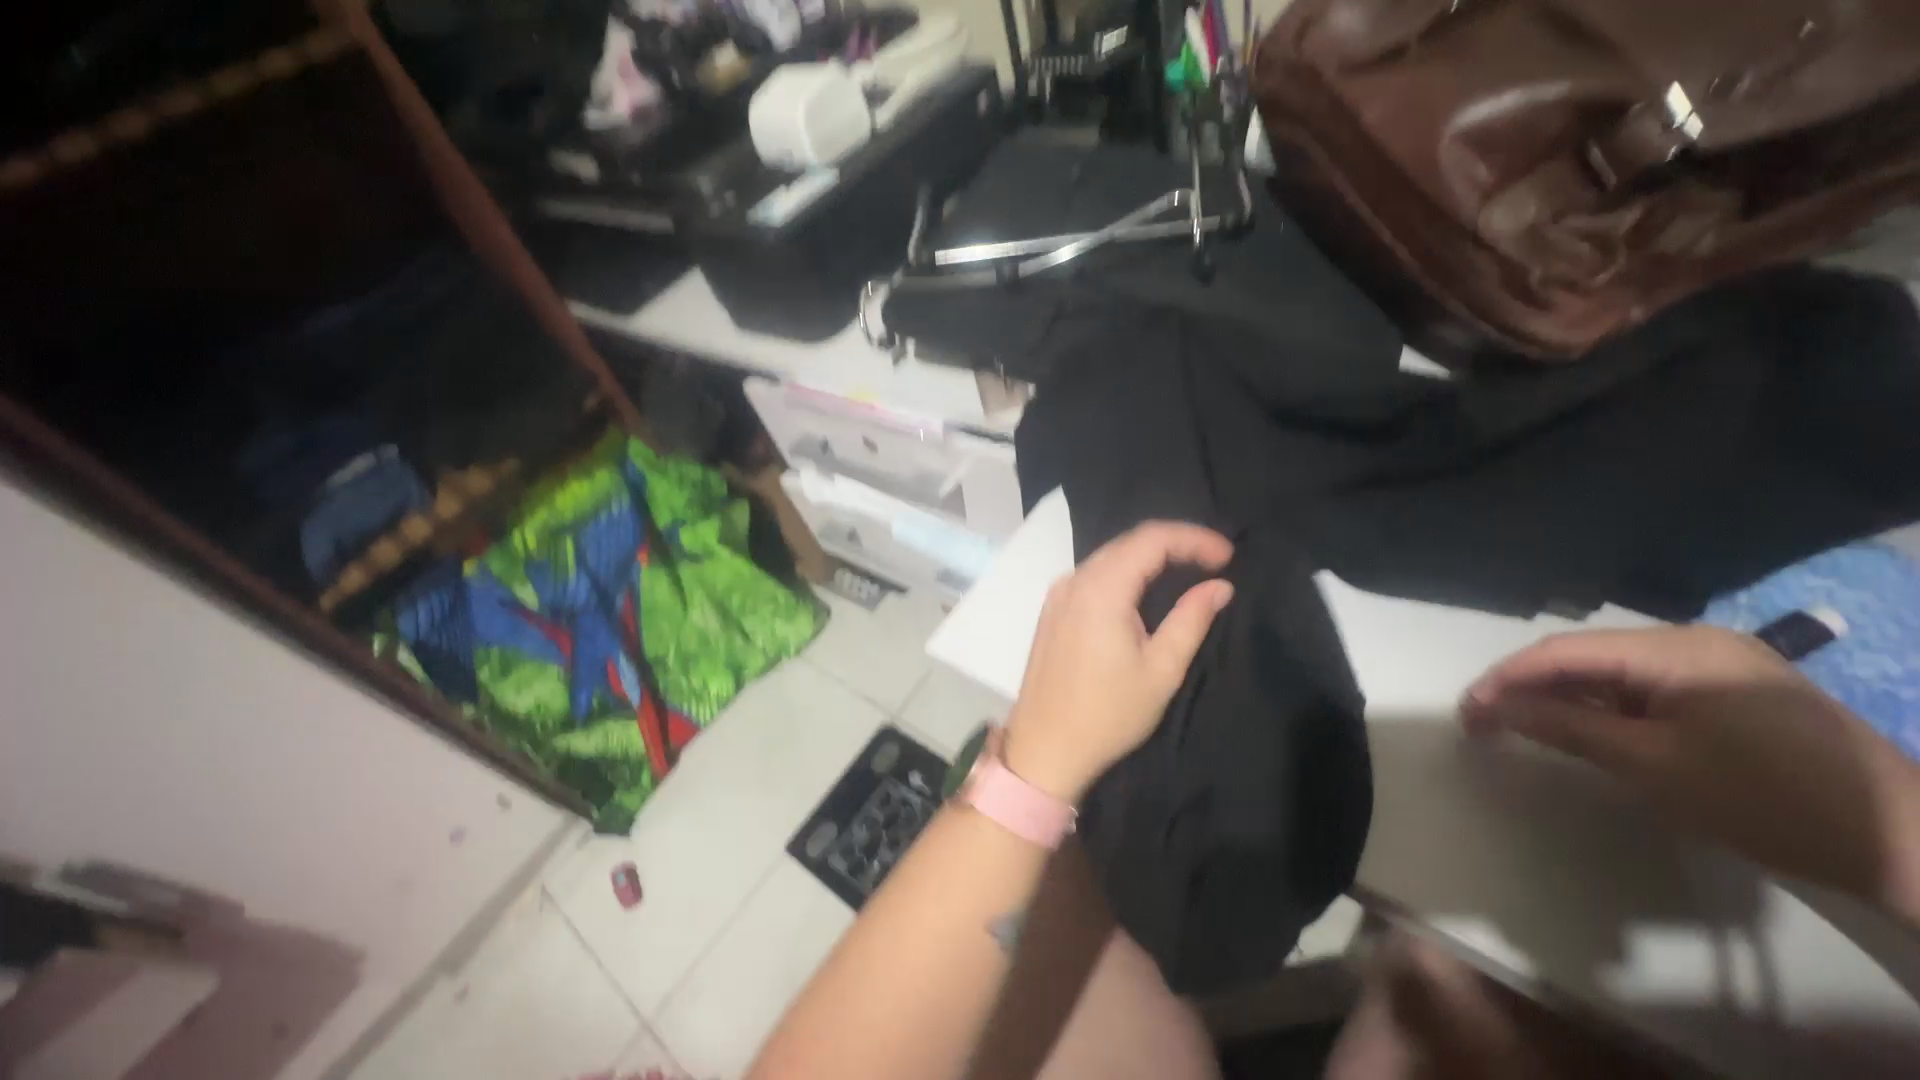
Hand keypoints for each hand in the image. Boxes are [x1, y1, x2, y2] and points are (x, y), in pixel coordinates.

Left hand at [1002, 522, 1235, 802]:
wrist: (1045, 748)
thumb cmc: (1108, 714)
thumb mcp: (1161, 670)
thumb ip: (1192, 619)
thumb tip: (1220, 586)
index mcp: (1101, 589)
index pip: (1152, 539)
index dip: (1194, 539)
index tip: (1229, 556)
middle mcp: (1075, 581)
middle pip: (1129, 542)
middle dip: (1175, 543)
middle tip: (1215, 561)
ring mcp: (1059, 595)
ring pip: (1110, 557)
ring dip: (1150, 557)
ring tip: (1189, 570)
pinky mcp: (1053, 611)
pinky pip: (1094, 576)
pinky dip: (1126, 573)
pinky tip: (1148, 590)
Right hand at [1461, 625, 1919, 919]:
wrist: (1902, 843)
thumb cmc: (1766, 798)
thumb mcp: (1653, 766)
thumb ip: (1567, 728)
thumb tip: (1498, 707)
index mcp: (1677, 649)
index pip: (1566, 651)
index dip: (1507, 678)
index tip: (1466, 710)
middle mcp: (1697, 643)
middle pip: (1590, 658)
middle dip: (1533, 688)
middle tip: (1486, 722)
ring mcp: (1723, 667)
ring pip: (1619, 676)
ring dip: (1569, 700)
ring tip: (1526, 729)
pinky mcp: (1739, 695)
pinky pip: (1653, 692)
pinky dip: (1611, 711)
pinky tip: (1590, 733)